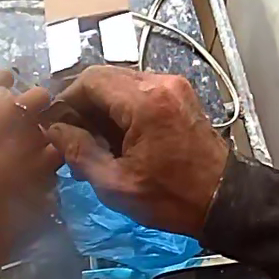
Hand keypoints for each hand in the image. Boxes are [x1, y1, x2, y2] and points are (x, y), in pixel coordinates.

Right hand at [45, 66, 228, 235]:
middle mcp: (160, 82)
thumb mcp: (116, 184)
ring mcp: (174, 86)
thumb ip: (79, 152)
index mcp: (144, 101)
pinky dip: (121, 108)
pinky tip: (116, 137)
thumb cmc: (172, 198)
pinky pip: (139, 91)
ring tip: (93, 141)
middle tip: (72, 136)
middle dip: (83, 105)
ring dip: (102, 107)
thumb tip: (54, 130)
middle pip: (105, 77)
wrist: (225, 201)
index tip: (56, 124)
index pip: (90, 80)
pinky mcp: (180, 95)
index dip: (66, 99)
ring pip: (121, 83)